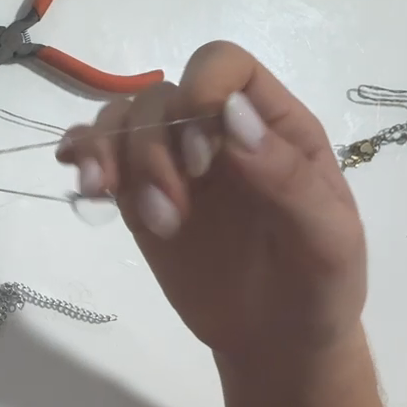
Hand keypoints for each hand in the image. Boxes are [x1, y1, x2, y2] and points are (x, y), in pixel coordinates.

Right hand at [56, 41, 366, 362]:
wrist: (274, 338)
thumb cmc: (316, 288)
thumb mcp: (326, 238)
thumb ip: (285, 177)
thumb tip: (231, 117)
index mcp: (274, 128)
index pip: (225, 68)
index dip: (200, 92)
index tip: (201, 160)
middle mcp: (216, 134)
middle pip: (160, 97)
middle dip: (151, 149)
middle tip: (169, 217)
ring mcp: (173, 165)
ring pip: (122, 120)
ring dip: (107, 152)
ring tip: (103, 196)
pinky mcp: (139, 198)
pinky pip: (101, 156)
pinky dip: (82, 157)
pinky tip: (81, 182)